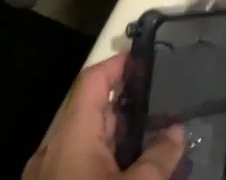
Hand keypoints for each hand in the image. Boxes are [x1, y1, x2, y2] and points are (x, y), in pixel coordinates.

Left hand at [25, 53, 186, 179]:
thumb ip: (159, 158)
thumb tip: (177, 131)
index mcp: (70, 137)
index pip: (92, 81)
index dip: (120, 64)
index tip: (151, 58)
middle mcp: (53, 150)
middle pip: (90, 110)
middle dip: (129, 103)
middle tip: (166, 98)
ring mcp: (49, 177)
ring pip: (88, 140)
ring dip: (121, 135)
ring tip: (158, 134)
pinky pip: (81, 165)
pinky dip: (109, 159)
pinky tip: (136, 168)